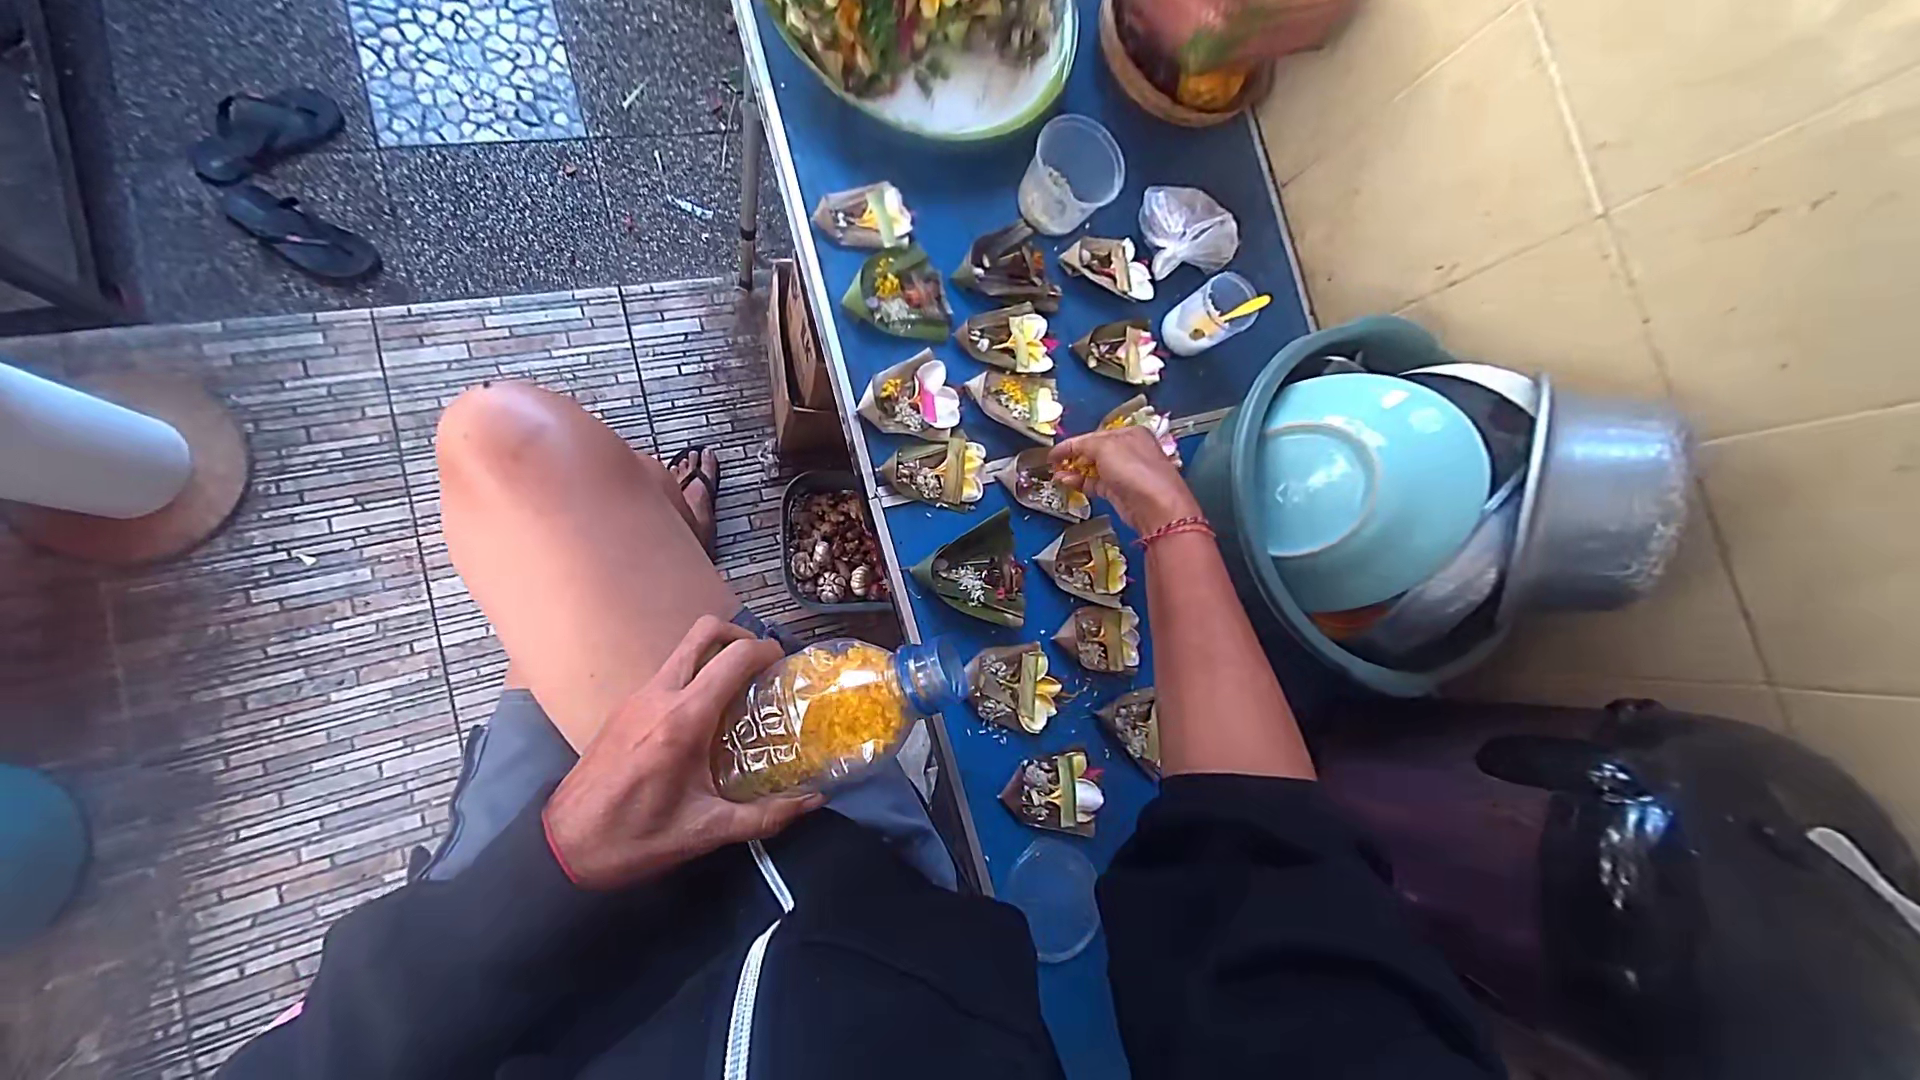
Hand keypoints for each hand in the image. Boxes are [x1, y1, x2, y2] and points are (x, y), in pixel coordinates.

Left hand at [542, 615, 824, 890]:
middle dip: (740, 635)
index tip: (784, 665)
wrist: (560, 849)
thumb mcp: (707, 831)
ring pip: (685, 649)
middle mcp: (660, 695)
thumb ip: (766, 815)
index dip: (766, 650)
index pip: (733, 657)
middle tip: (761, 663)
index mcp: (684, 720)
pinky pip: (670, 672)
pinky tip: (706, 715)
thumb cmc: (635, 839)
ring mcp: (638, 697)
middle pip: (705, 631)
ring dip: (717, 654)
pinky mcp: (625, 707)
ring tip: (739, 689)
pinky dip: (696, 675)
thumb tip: (814, 800)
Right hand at [1049, 426, 1202, 534]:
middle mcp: (1128, 451)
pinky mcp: (1119, 492)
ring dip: (1074, 472)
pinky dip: (1081, 483)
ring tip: (1058, 475)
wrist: (1155, 506)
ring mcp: (1124, 473)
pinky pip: (1095, 484)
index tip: (1054, 452)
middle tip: (1055, 464)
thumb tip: (1070, 448)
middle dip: (1072, 457)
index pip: (1094, 435)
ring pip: (1093, 469)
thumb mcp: (1105, 447)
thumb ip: (1083, 444)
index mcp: (1129, 433)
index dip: (1072, 443)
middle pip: (1093, 451)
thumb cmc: (1135, 470)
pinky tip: (1068, 483)